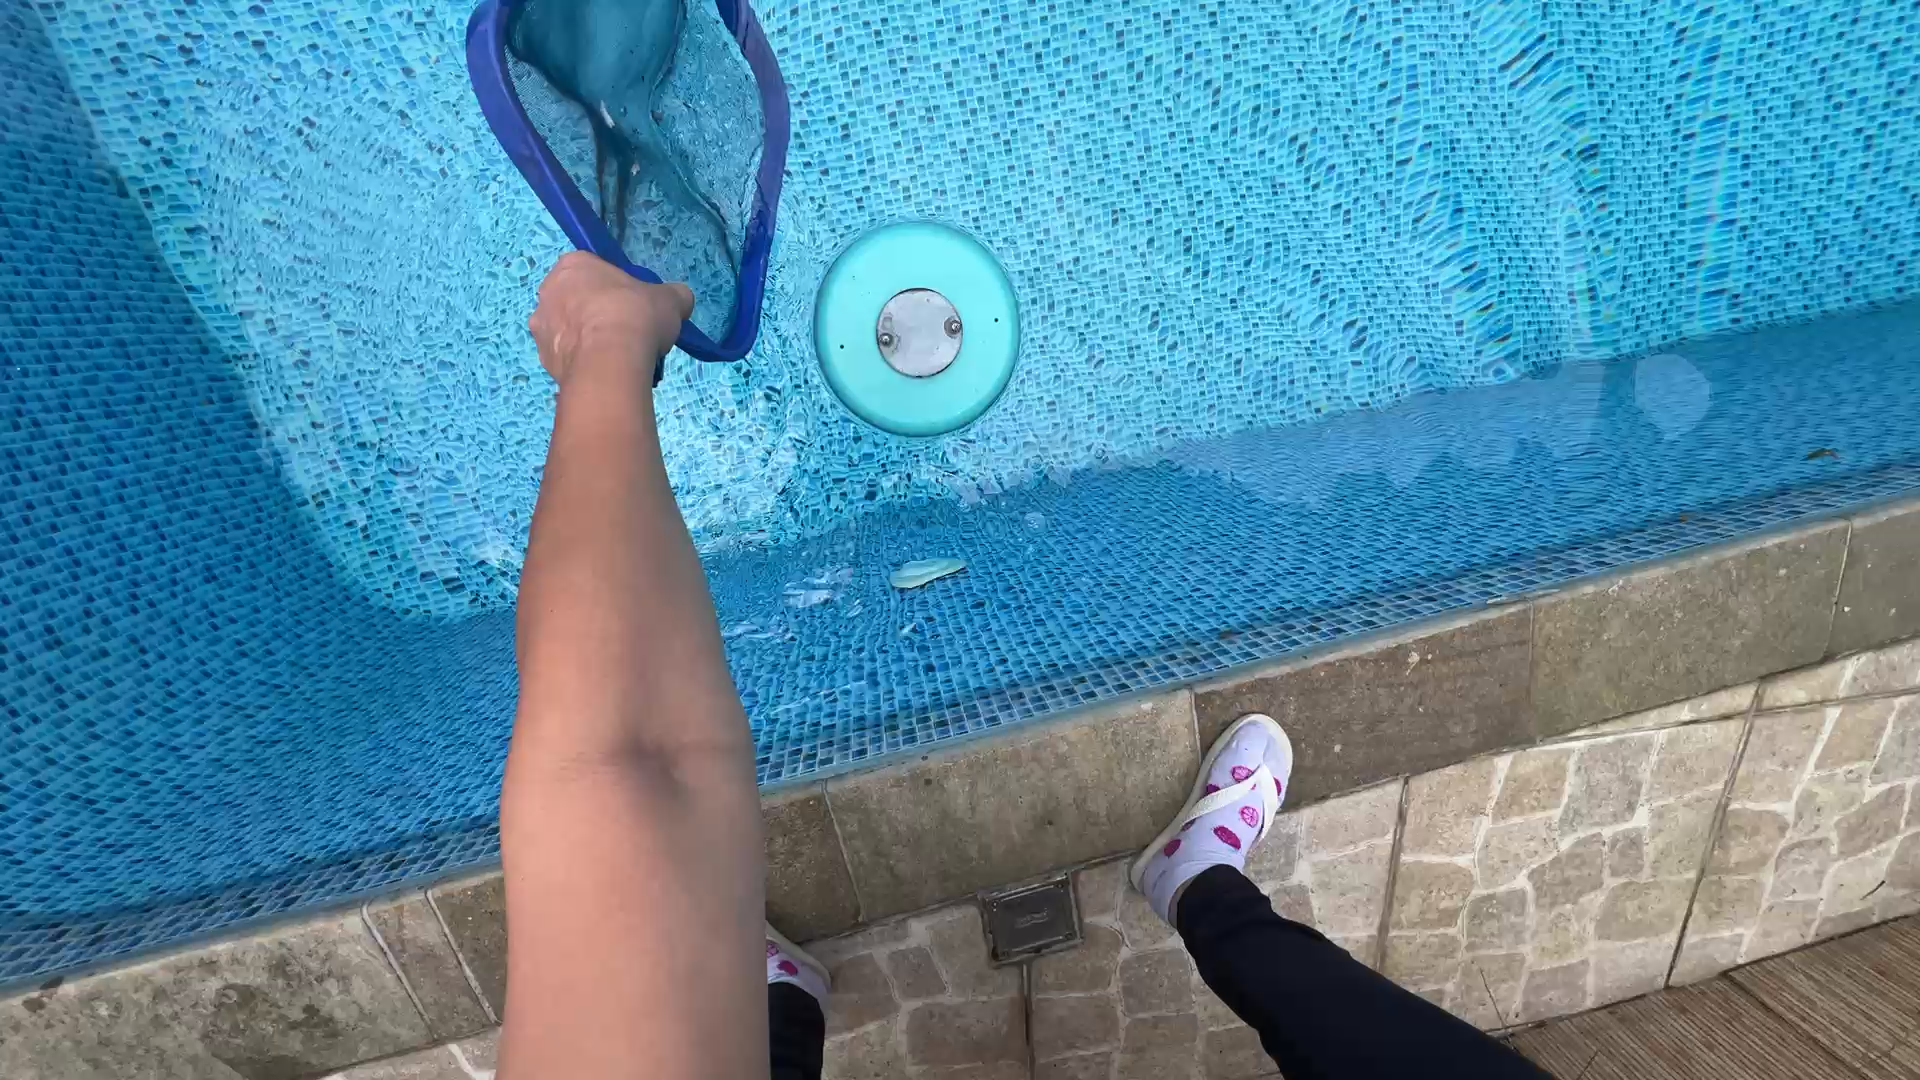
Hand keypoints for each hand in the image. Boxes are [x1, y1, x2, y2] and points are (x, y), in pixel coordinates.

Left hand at [528, 252, 694, 384]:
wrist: (611, 360)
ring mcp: (541, 326)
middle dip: (599, 316)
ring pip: (570, 331)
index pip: (594, 271)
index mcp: (574, 264)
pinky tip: (607, 371)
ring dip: (590, 341)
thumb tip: (681, 300)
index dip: (617, 290)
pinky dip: (585, 364)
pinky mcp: (544, 358)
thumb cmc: (636, 315)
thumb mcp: (670, 299)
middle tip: (628, 333)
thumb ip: (674, 296)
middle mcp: (549, 290)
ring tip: (620, 358)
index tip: (635, 307)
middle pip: (578, 301)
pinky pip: (568, 358)